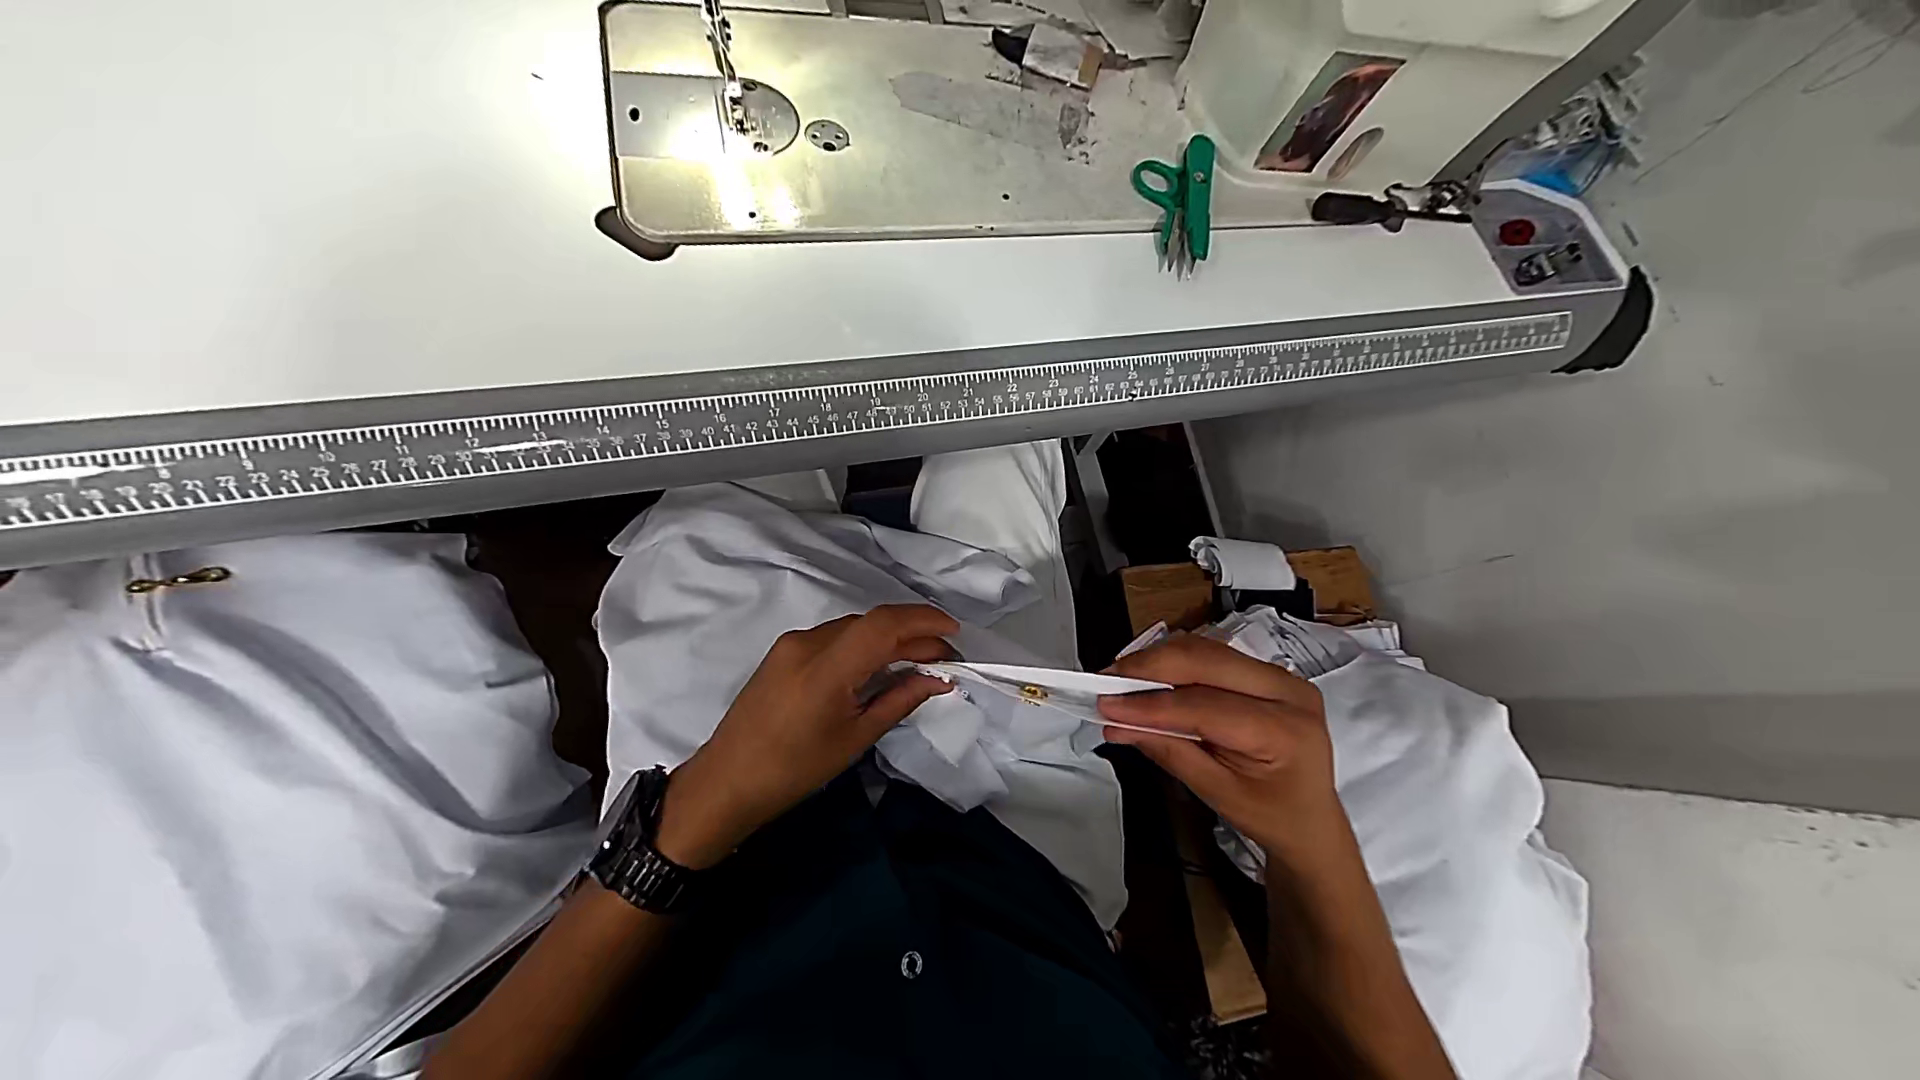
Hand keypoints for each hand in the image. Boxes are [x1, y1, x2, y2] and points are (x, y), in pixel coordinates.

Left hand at [654, 604, 957, 867]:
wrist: (726, 781)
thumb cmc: (794, 770)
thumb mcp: (855, 737)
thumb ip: (900, 699)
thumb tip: (939, 678)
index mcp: (826, 668)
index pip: (883, 625)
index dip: (924, 620)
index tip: (954, 633)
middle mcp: (808, 642)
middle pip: (872, 622)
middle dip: (913, 632)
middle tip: (943, 657)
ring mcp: (792, 643)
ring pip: (854, 627)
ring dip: (889, 637)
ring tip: (917, 661)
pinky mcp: (784, 650)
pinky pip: (835, 636)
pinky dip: (864, 644)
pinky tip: (879, 665)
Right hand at [1099, 635, 1341, 859]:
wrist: (1311, 820)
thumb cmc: (1271, 815)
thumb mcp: (1216, 793)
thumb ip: (1168, 751)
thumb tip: (1118, 724)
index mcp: (1286, 730)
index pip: (1204, 705)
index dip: (1149, 703)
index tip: (1106, 704)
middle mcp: (1289, 690)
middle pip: (1206, 660)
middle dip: (1149, 666)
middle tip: (1107, 680)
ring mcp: (1280, 675)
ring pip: (1206, 648)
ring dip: (1158, 659)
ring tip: (1121, 677)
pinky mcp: (1266, 671)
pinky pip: (1212, 653)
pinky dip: (1174, 661)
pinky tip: (1150, 675)